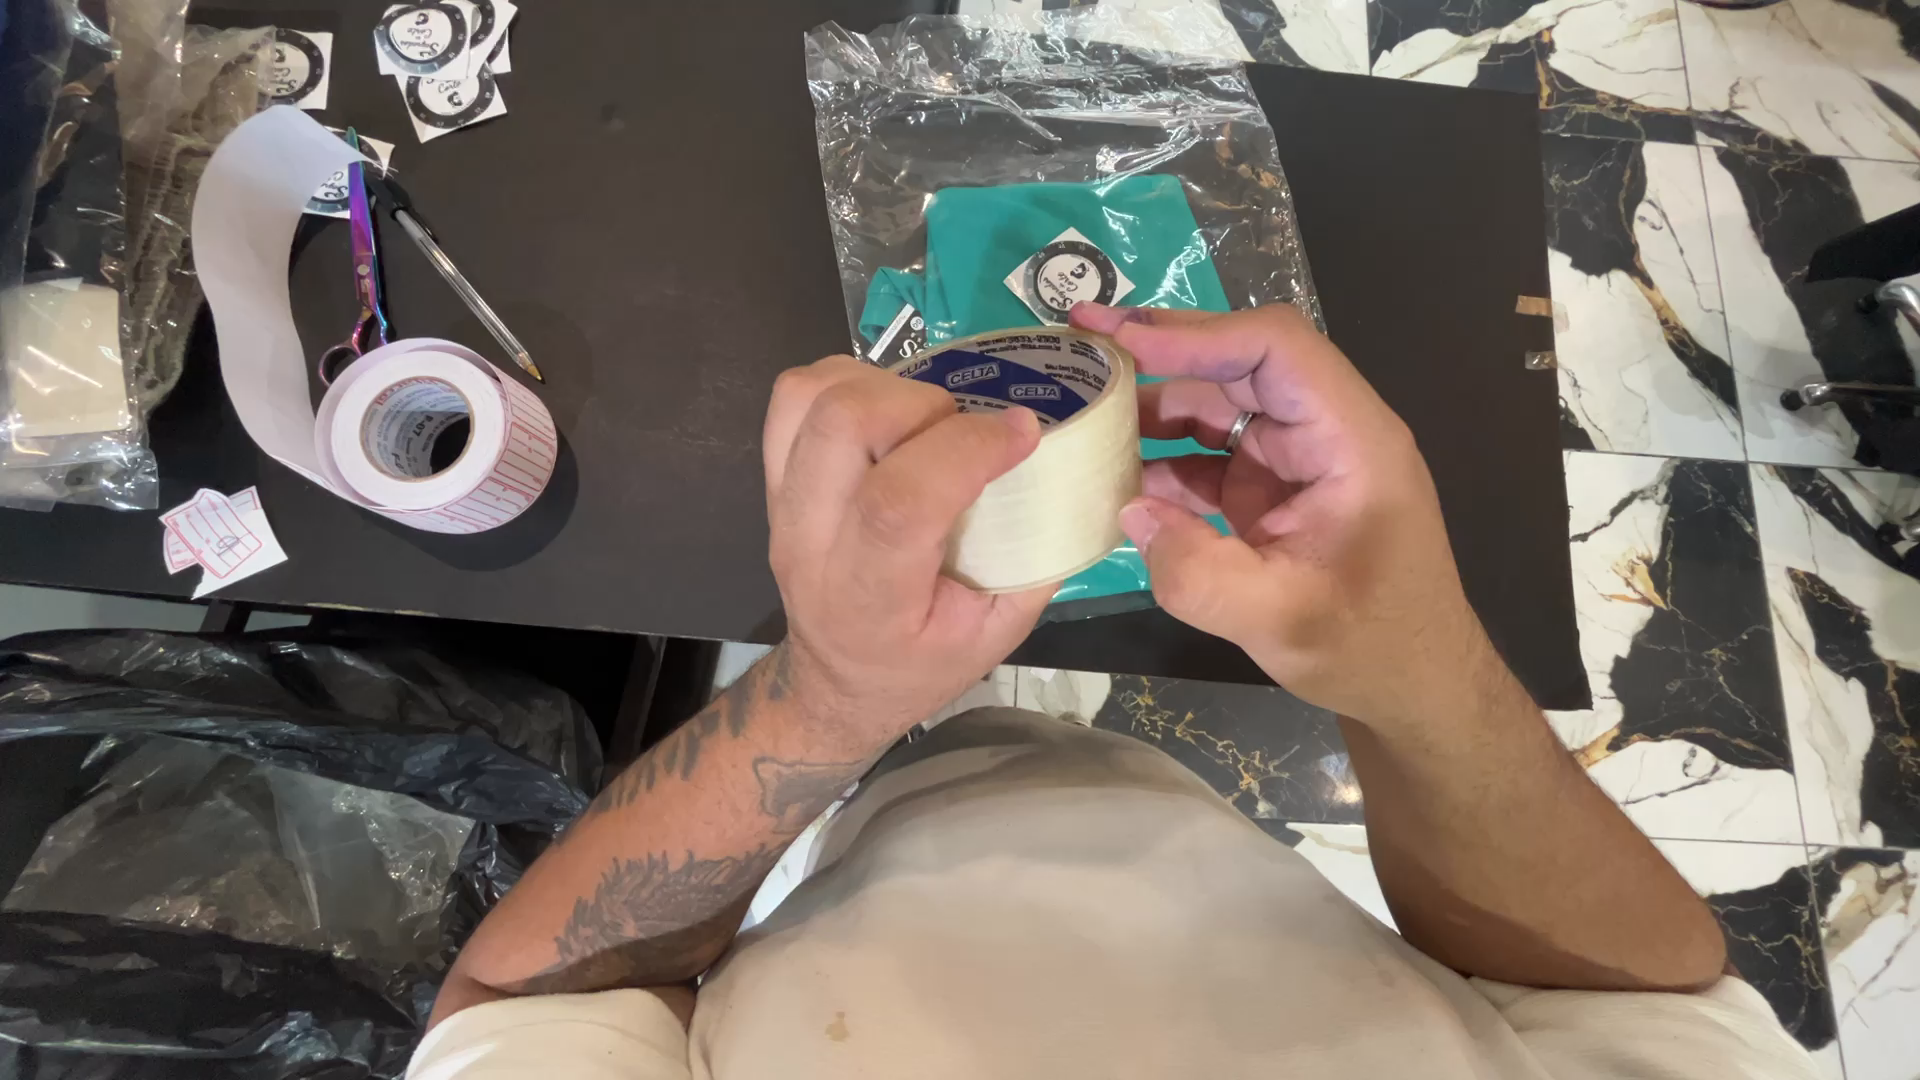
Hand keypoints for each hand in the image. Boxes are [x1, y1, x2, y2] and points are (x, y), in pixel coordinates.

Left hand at [761, 355, 1054, 748]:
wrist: (839, 683)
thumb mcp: (995, 636)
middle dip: (921, 404)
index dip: (968, 448)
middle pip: (843, 424)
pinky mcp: (774, 482)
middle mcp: (811, 541)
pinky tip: (887, 413)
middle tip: (962, 428)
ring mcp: (781, 506)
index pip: (900, 500)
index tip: (1022, 433)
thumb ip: (1033, 559)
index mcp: (870, 596)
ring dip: (881, 386)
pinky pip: (793, 398)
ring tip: (924, 419)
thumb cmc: (919, 666)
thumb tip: (1064, 471)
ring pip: (809, 397)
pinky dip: (846, 382)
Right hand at [1069, 302, 1499, 727]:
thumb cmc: (1369, 647)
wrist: (1406, 683)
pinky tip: (1114, 477)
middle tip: (1083, 343)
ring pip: (1215, 405)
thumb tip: (1127, 509)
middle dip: (1161, 351)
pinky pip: (1204, 456)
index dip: (1196, 334)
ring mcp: (1290, 460)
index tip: (1120, 340)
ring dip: (1151, 408)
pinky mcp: (1265, 490)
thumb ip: (1197, 572)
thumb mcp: (1280, 619)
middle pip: (1237, 363)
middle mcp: (1320, 433)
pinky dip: (1158, 461)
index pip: (1276, 349)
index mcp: (1348, 440)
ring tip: (1085, 411)